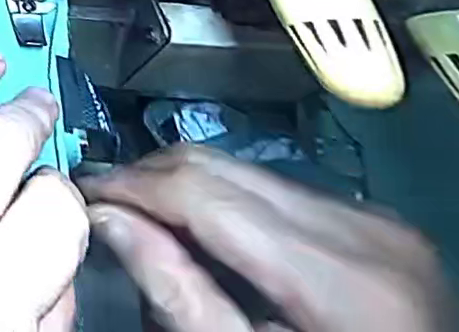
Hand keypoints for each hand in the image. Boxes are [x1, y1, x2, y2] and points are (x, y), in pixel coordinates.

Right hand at [79, 145, 454, 331]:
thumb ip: (177, 292)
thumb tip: (103, 214)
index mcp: (343, 279)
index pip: (201, 190)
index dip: (129, 185)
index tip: (81, 194)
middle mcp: (364, 227)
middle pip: (215, 166)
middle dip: (146, 179)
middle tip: (106, 208)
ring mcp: (377, 219)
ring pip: (235, 167)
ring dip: (180, 186)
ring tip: (148, 220)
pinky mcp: (378, 221)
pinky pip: (268, 186)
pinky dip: (221, 199)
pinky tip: (205, 231)